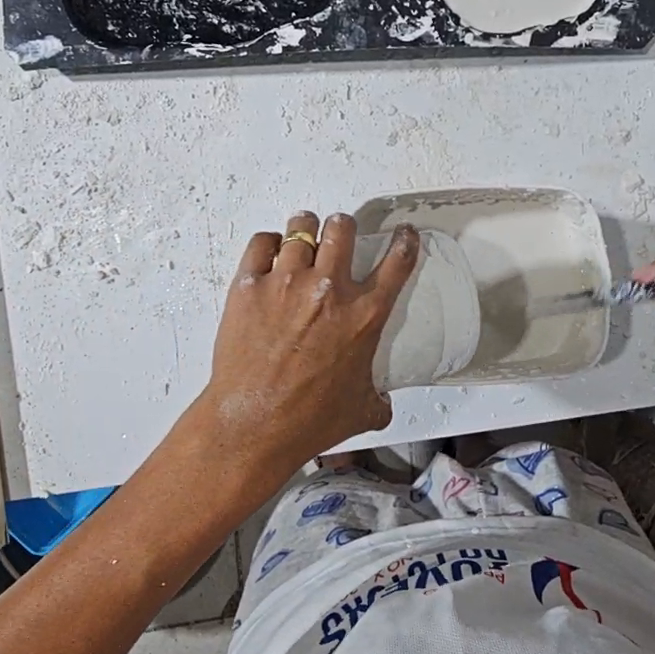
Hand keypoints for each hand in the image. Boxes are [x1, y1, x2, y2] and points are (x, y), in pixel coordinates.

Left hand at [196, 211, 418, 468]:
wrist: (254, 426)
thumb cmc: (305, 420)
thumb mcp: (361, 411)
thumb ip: (378, 399)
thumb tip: (381, 404)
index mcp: (364, 316)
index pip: (397, 262)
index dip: (404, 241)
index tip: (403, 234)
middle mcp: (329, 291)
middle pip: (343, 228)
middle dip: (343, 227)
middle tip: (339, 235)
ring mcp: (287, 284)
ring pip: (301, 228)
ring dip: (305, 229)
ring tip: (303, 235)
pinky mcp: (250, 286)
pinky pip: (262, 243)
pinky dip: (269, 244)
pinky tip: (271, 252)